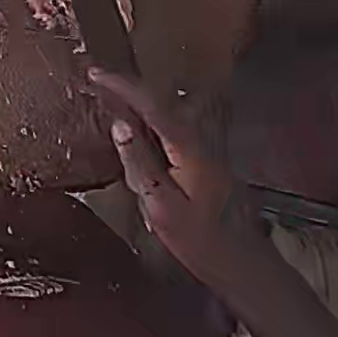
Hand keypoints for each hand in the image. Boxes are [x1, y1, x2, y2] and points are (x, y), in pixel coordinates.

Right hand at [89, 67, 243, 281]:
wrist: (244, 265)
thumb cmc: (201, 242)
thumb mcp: (163, 207)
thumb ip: (140, 163)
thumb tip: (119, 123)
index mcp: (186, 144)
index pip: (149, 102)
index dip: (119, 83)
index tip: (94, 71)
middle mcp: (196, 135)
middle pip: (157, 98)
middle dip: (124, 85)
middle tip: (94, 77)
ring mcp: (201, 143)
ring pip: (163, 110)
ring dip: (134, 99)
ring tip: (107, 97)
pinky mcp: (200, 154)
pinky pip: (167, 124)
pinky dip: (145, 116)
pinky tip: (131, 124)